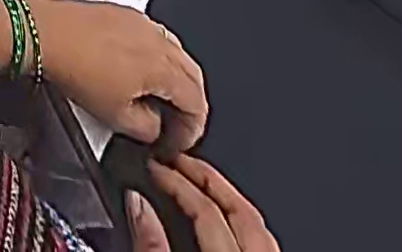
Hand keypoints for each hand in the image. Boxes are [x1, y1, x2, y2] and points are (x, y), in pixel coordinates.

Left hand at [25, 0, 206, 152]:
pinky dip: (155, 56)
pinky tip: (134, 69)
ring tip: (153, 98)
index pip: (197, 102)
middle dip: (187, 104)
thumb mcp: (116, 117)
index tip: (174, 142)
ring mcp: (139, 21)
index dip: (190, 131)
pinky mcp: (121, 12)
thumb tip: (154, 127)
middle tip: (172, 125)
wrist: (46, 33)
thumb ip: (147, 128)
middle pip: (191, 75)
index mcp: (164, 66)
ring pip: (174, 52)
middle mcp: (157, 38)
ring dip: (172, 78)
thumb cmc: (75, 67)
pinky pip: (152, 35)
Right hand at [129, 156, 279, 251]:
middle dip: (207, 177)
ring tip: (198, 180)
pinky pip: (265, 244)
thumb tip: (137, 203)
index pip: (207, 211)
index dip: (177, 182)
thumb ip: (152, 247)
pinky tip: (225, 219)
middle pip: (241, 211)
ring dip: (228, 197)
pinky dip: (243, 222)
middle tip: (177, 158)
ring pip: (259, 227)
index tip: (154, 167)